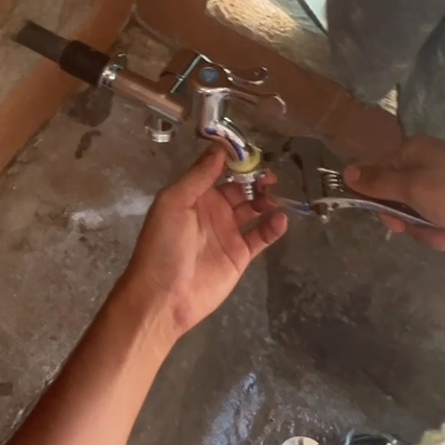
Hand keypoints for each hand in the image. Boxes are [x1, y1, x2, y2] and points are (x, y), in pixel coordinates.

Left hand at [116, 147, 287, 340]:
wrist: (164, 296)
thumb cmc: (164, 244)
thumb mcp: (174, 202)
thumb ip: (198, 176)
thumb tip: (220, 148)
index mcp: (194, 193)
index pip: (217, 168)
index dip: (234, 158)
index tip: (252, 150)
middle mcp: (212, 208)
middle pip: (239, 187)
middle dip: (255, 178)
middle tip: (271, 175)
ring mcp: (227, 231)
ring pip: (253, 208)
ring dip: (266, 198)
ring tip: (277, 195)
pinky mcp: (240, 255)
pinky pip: (261, 236)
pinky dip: (273, 226)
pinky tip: (280, 219)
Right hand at [344, 136, 444, 278]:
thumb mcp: (415, 190)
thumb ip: (378, 183)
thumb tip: (345, 171)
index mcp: (416, 152)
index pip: (381, 176)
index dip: (385, 205)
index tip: (396, 225)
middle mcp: (435, 164)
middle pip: (407, 203)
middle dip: (423, 230)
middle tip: (439, 239)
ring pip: (434, 221)